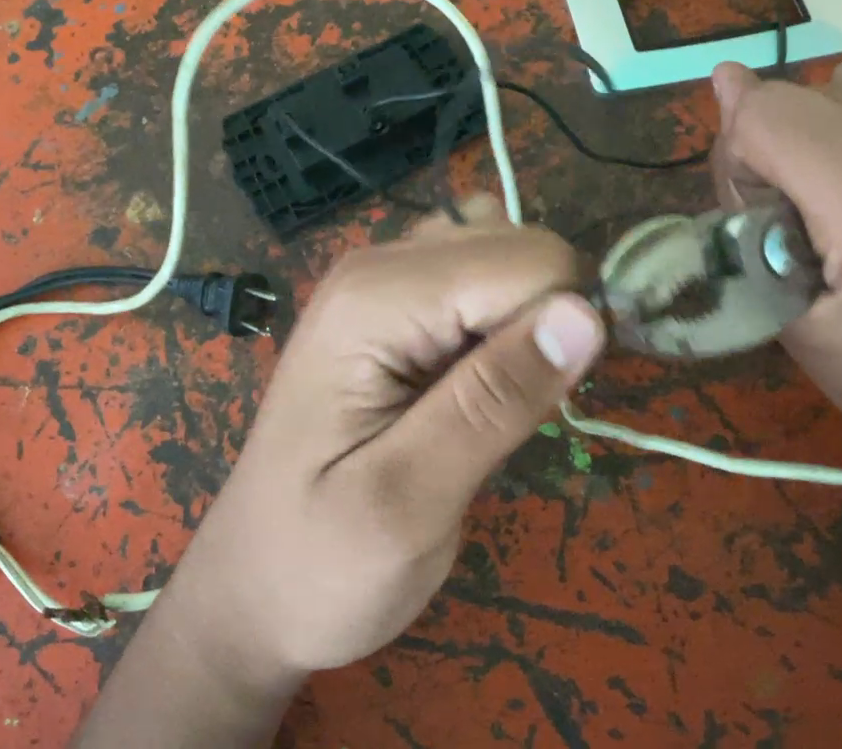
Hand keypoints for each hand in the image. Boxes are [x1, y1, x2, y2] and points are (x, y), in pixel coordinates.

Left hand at [153, 198, 604, 676]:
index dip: (561, 330)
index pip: (526, 262)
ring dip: (526, 326)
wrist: (254, 590)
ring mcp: (382, 285)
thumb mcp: (410, 500)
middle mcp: (378, 268)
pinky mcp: (394, 312)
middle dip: (546, 324)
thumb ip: (493, 404)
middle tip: (511, 417)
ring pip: (506, 261)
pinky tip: (475, 386)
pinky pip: (479, 285)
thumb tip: (587, 314)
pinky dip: (501, 327)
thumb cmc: (320, 562)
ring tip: (490, 405)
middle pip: (519, 250)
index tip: (545, 409)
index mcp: (376, 299)